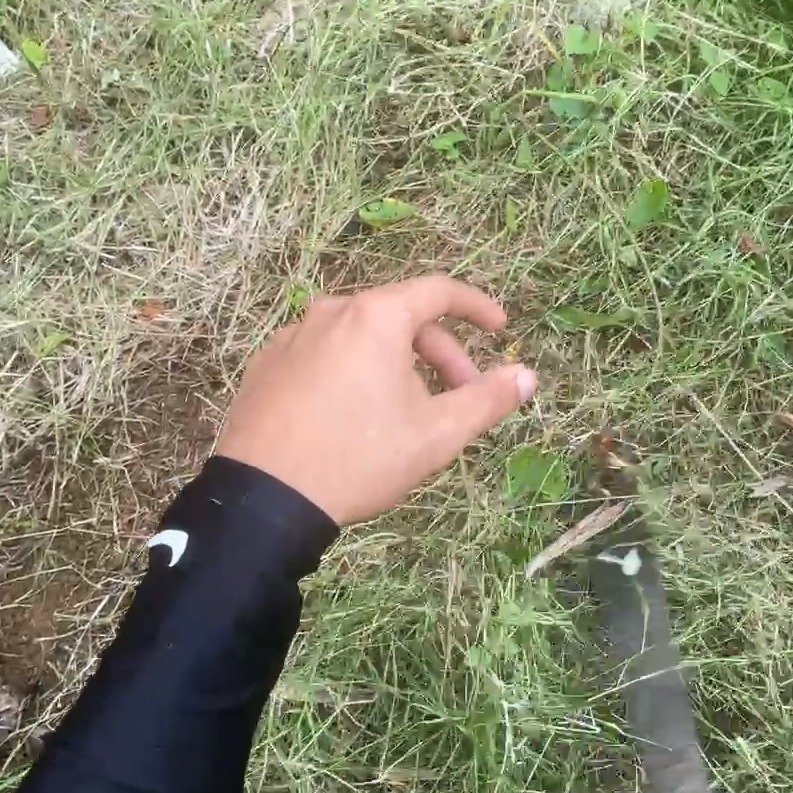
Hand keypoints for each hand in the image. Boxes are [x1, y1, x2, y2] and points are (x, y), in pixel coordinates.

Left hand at [215, 275, 536, 523]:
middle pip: (401, 319)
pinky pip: (327, 355)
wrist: (263, 500)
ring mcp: (292, 336)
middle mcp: (331, 312)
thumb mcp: (436, 435)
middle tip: (461, 398)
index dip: (477, 307)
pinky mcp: (267, 365)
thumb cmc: (360, 458)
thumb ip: (487, 400)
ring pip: (362, 339)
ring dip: (399, 366)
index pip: (439, 292)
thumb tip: (529, 376)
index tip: (500, 329)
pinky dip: (355, 373)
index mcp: (376, 317)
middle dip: (441, 355)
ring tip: (408, 414)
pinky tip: (357, 417)